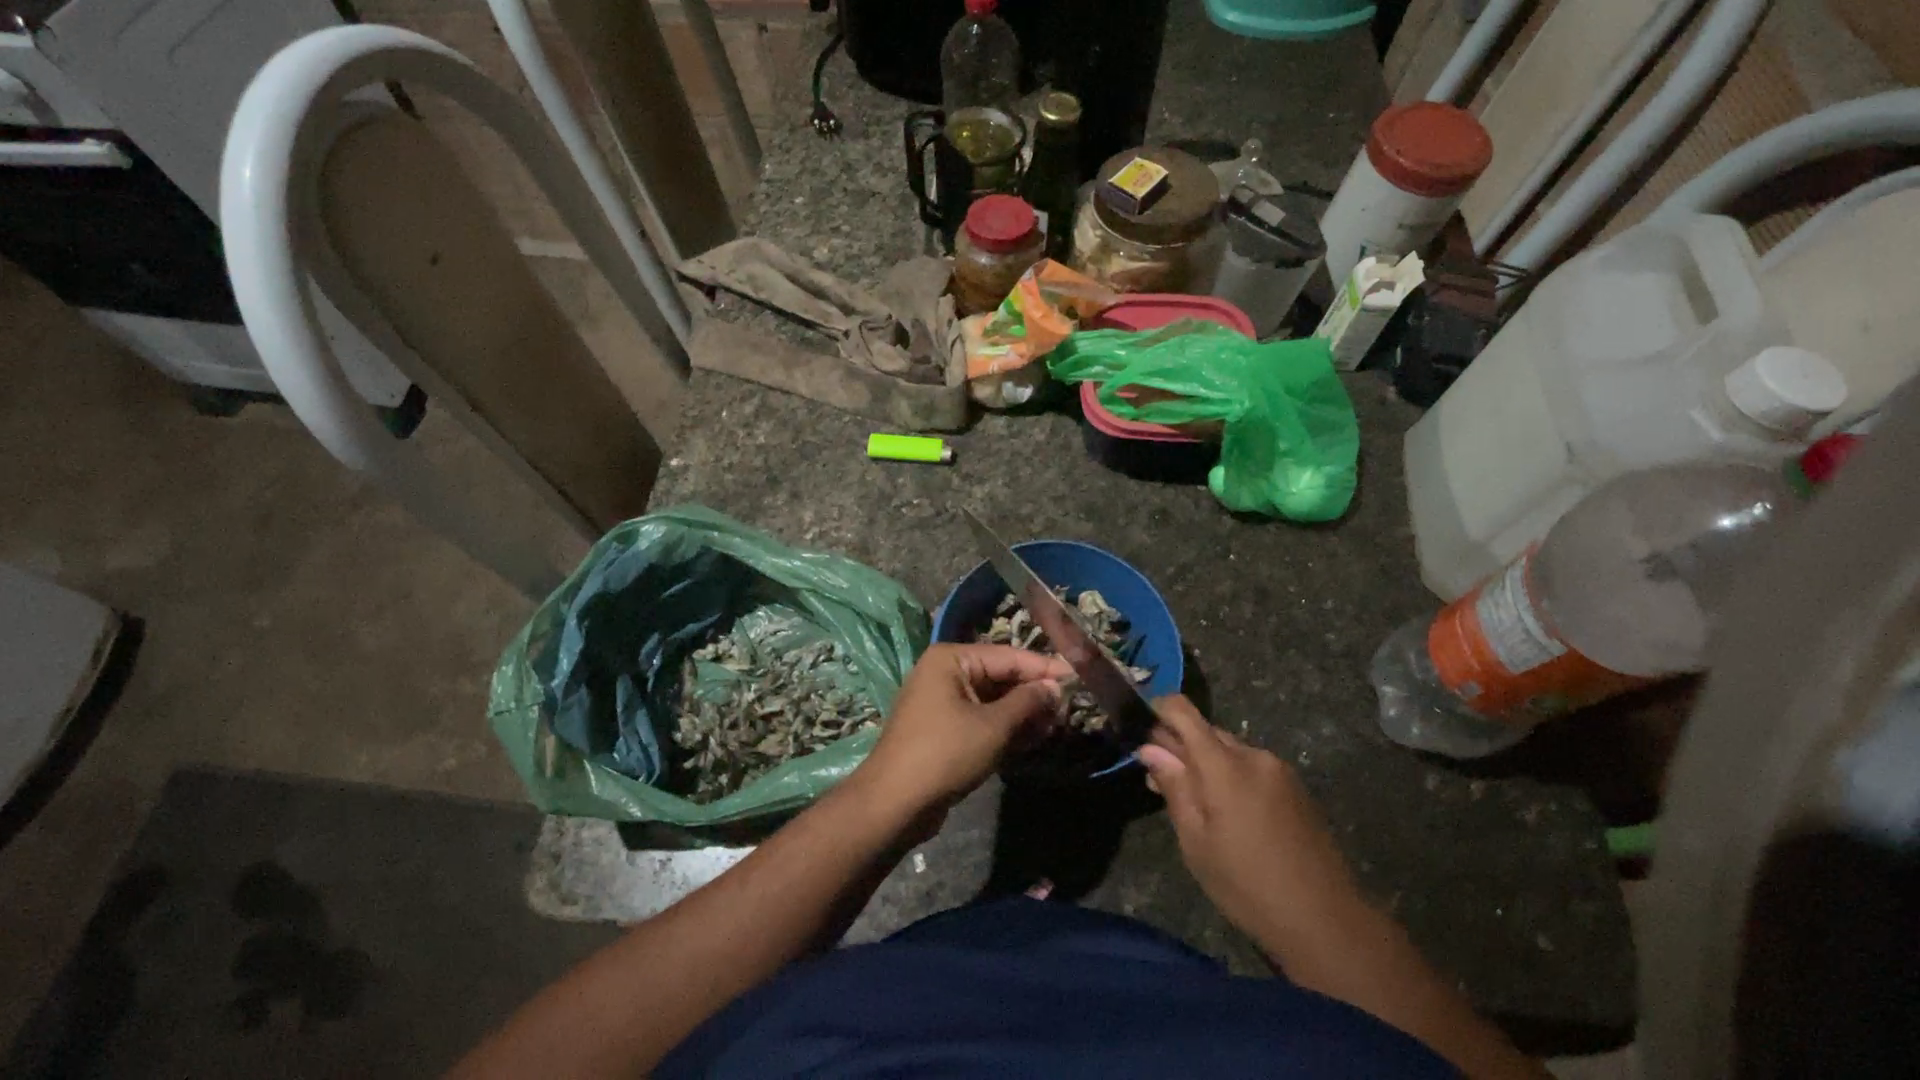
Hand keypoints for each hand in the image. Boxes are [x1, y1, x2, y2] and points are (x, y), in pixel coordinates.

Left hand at [854, 644, 1069, 815]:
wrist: (895, 803)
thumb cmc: (945, 754)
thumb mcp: (993, 726)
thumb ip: (1028, 702)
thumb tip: (1055, 688)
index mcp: (951, 660)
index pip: (1009, 656)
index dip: (1045, 668)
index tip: (1079, 677)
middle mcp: (945, 674)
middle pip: (1001, 677)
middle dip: (1034, 693)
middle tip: (1071, 707)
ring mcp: (942, 703)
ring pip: (993, 701)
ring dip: (1023, 714)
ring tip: (1057, 725)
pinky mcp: (944, 731)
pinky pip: (982, 721)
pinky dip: (1006, 729)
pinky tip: (1034, 739)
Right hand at [1139, 696, 1360, 953]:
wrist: (1324, 919)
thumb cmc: (1246, 884)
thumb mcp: (1196, 841)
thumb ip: (1175, 788)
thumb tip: (1150, 749)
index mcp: (1225, 765)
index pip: (1184, 712)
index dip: (1159, 712)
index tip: (1141, 734)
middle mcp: (1254, 756)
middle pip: (1207, 732)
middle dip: (1180, 748)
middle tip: (1159, 782)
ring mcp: (1280, 771)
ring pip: (1230, 751)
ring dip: (1207, 765)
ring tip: (1194, 805)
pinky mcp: (1296, 789)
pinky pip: (1252, 768)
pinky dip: (1232, 778)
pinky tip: (1229, 816)